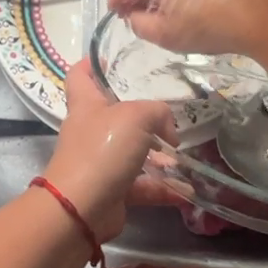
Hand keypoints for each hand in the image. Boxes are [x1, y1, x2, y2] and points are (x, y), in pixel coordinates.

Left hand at [41, 61, 175, 240]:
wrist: (81, 208)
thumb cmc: (102, 150)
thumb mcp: (135, 116)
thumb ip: (157, 112)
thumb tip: (168, 131)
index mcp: (86, 104)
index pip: (80, 75)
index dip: (92, 64)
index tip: (112, 59)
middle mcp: (90, 130)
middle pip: (114, 114)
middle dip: (142, 115)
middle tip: (170, 113)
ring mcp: (100, 162)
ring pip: (132, 152)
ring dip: (158, 155)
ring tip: (185, 155)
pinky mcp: (111, 190)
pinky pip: (141, 185)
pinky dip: (163, 187)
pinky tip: (187, 190)